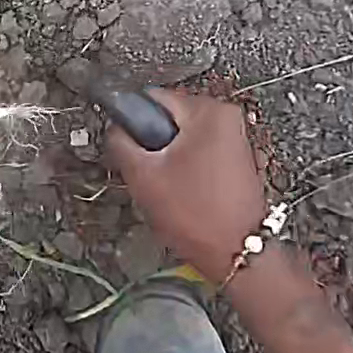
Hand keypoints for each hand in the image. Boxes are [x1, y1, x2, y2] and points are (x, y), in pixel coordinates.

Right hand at [104, 90, 265, 282]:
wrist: (238, 254)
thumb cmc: (197, 216)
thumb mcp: (143, 175)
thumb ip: (120, 141)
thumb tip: (115, 128)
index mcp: (208, 111)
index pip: (152, 98)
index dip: (133, 123)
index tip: (131, 148)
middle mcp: (226, 116)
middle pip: (167, 118)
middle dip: (153, 144)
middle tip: (152, 174)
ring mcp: (234, 138)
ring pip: (181, 137)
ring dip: (168, 159)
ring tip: (170, 187)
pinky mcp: (236, 158)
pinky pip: (197, 152)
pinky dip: (185, 168)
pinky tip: (185, 193)